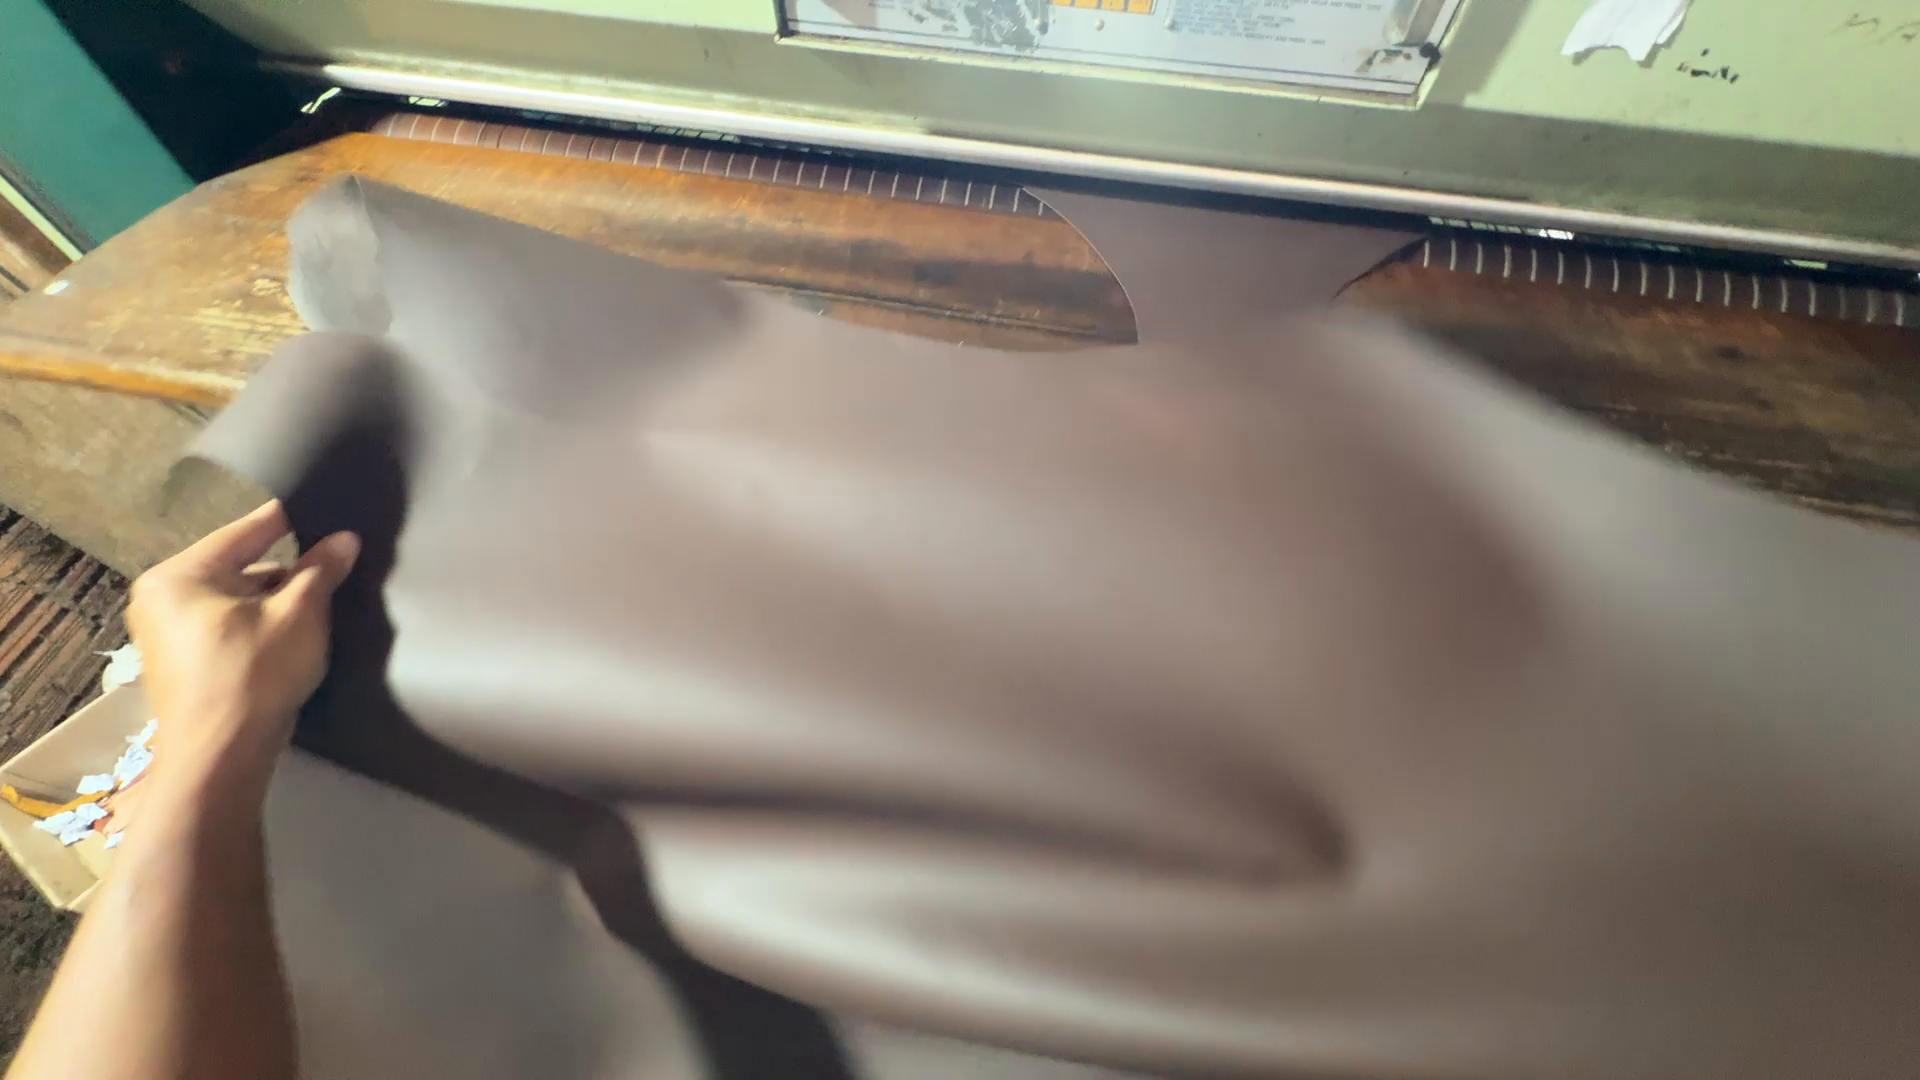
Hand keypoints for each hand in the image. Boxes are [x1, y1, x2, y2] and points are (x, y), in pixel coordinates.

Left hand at [127, 501, 358, 805]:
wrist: (223, 749)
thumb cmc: (256, 671)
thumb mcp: (301, 613)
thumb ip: (322, 569)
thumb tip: (345, 538)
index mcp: (180, 576)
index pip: (247, 532)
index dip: (293, 520)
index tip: (329, 508)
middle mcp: (162, 596)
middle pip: (244, 566)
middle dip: (291, 569)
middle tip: (339, 567)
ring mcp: (168, 629)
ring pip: (241, 596)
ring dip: (280, 599)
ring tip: (325, 605)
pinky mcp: (183, 656)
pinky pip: (232, 621)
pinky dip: (265, 621)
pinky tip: (297, 633)